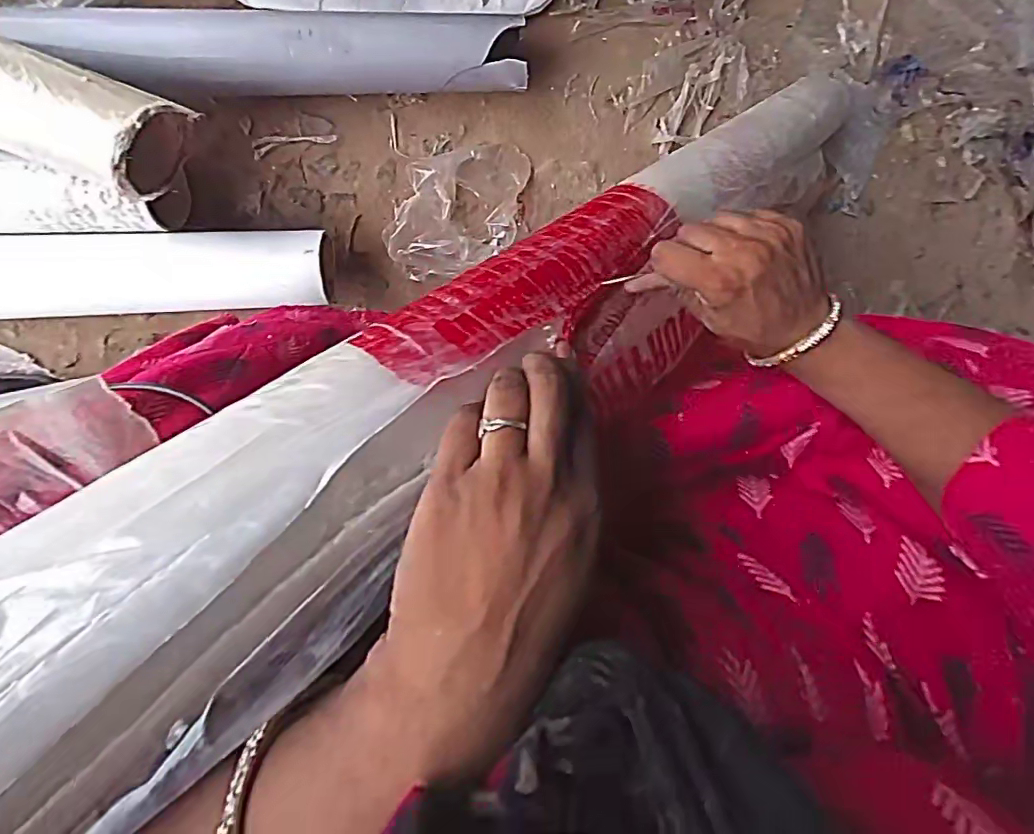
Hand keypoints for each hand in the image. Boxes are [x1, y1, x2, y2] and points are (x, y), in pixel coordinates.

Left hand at [368, 354, 598, 783]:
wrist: (460, 669)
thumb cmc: (527, 624)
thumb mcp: (576, 557)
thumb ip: (576, 497)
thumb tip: (564, 451)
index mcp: (585, 500)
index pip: (586, 420)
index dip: (575, 389)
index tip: (566, 377)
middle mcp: (546, 478)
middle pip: (550, 392)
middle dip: (543, 367)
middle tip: (535, 362)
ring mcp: (495, 477)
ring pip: (505, 396)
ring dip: (504, 383)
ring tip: (501, 387)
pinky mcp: (447, 485)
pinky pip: (461, 424)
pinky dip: (468, 415)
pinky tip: (468, 424)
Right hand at [624, 210, 831, 358]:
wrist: (806, 329)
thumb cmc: (753, 328)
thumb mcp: (709, 317)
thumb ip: (676, 288)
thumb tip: (638, 278)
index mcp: (720, 281)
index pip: (666, 252)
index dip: (665, 262)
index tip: (673, 269)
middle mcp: (743, 252)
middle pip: (689, 230)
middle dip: (689, 247)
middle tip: (703, 265)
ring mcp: (768, 234)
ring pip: (716, 217)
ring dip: (716, 234)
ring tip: (728, 255)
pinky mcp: (786, 224)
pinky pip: (747, 213)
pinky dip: (743, 229)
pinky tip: (750, 248)